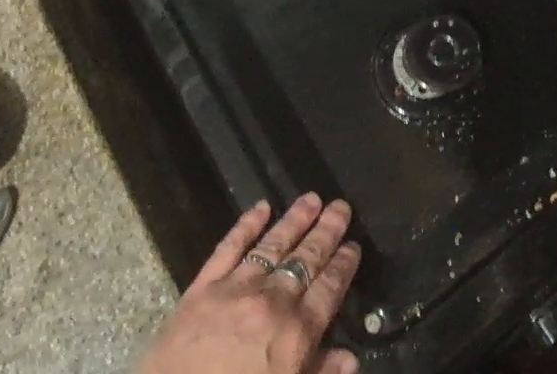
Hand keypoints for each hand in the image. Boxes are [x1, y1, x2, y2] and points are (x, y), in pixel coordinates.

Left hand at [137, 194, 361, 373]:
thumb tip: (350, 358)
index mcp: (296, 333)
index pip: (329, 289)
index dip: (343, 265)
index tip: (354, 245)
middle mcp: (273, 301)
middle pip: (306, 259)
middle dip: (327, 232)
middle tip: (341, 207)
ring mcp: (237, 288)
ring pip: (273, 245)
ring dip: (295, 220)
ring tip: (312, 198)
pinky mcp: (203, 287)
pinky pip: (229, 248)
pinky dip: (246, 225)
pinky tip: (261, 207)